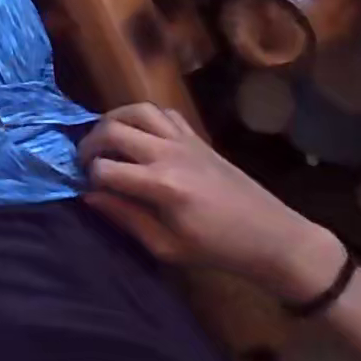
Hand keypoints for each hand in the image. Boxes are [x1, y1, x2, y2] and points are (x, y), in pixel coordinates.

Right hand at [76, 103, 346, 303]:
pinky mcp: (197, 138)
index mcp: (162, 186)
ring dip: (112, 120)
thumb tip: (89, 195)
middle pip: (112, 130)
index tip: (89, 189)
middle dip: (89, 144)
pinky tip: (137, 134)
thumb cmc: (218, 250)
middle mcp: (169, 154)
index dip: (89, 177)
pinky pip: (162, 112)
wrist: (274, 238)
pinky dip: (142, 116)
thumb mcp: (166, 247)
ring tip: (105, 139)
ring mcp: (185, 141)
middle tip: (86, 161)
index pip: (105, 168)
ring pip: (136, 110)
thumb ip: (125, 217)